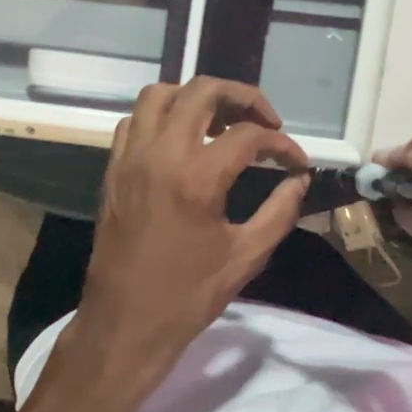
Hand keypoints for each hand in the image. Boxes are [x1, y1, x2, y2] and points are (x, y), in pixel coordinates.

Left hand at [33, 78, 309, 411]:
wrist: (125, 321)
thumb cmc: (187, 296)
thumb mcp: (245, 256)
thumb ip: (279, 211)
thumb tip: (298, 180)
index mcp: (196, 177)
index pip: (248, 135)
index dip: (281, 145)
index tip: (296, 163)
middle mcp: (159, 154)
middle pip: (201, 91)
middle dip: (241, 97)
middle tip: (264, 121)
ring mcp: (130, 159)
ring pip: (158, 95)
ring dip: (194, 98)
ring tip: (220, 122)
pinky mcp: (112, 170)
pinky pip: (134, 122)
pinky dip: (159, 119)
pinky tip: (181, 143)